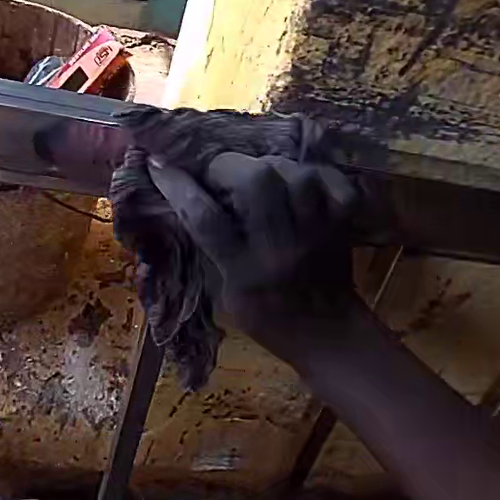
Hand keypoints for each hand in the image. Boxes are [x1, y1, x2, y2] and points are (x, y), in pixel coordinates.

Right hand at [149, 152, 362, 346]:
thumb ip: (212, 249)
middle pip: (257, 181)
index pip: (205, 218)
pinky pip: (332, 181)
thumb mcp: (226, 293)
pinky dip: (315, 173)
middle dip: (230, 165)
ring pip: (295, 174)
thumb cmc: (269, 319)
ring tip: (262, 176)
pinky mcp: (342, 224)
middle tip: (221, 172)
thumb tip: (188, 200)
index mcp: (244, 270)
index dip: (176, 186)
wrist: (329, 336)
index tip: (157, 164)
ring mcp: (316, 232)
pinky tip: (301, 181)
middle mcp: (280, 247)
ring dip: (272, 166)